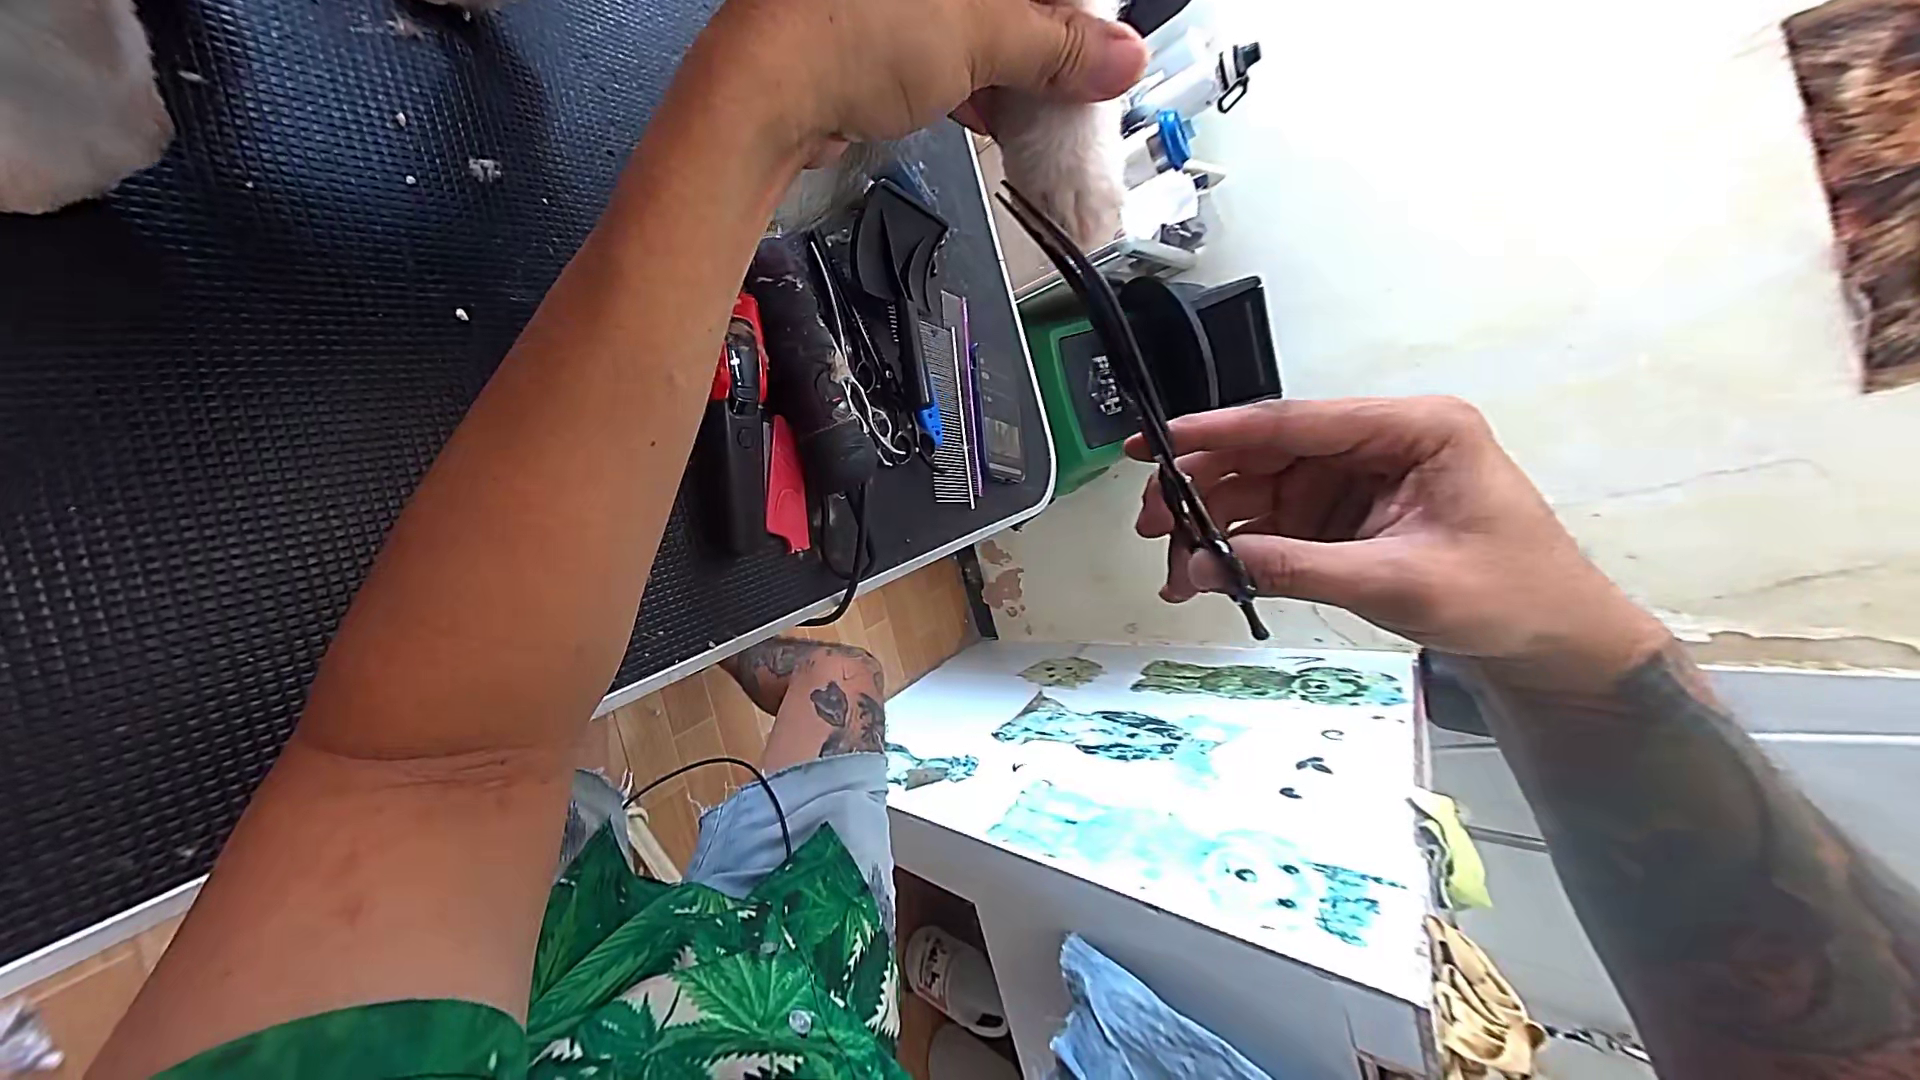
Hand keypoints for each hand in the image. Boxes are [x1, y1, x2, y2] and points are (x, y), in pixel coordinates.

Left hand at [692, 0, 1147, 152]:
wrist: (773, 93)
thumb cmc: (852, 33)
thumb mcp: (979, 34)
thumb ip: (1054, 47)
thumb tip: (1120, 60)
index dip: (1081, 15)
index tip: (1104, 51)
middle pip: (1021, 1)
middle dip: (1052, 42)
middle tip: (1082, 83)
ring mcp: (910, 0)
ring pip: (989, 26)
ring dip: (1019, 70)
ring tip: (1046, 108)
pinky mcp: (891, 33)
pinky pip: (954, 52)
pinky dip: (979, 84)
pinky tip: (996, 114)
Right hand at [1131, 397, 1671, 685]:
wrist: (1549, 644)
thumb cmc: (1504, 597)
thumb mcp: (1394, 580)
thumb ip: (1291, 566)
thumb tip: (1199, 567)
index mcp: (1408, 429)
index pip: (1293, 421)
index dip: (1215, 433)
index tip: (1155, 445)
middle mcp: (1369, 444)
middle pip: (1260, 455)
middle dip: (1198, 489)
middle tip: (1149, 524)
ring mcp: (1346, 480)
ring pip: (1252, 490)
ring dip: (1206, 525)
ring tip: (1173, 569)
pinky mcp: (1333, 515)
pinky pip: (1265, 523)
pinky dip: (1230, 549)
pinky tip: (1202, 575)